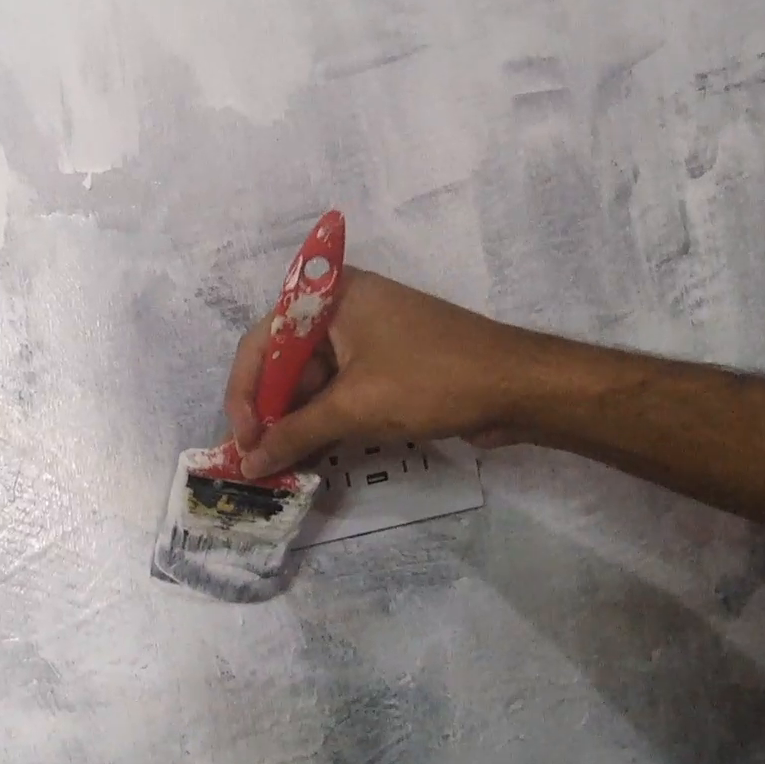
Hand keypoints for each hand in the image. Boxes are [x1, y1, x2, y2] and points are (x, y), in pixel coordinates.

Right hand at [223, 267, 555, 476]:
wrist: (520, 386)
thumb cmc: (431, 380)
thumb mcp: (355, 407)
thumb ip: (294, 434)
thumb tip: (247, 465)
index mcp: (329, 298)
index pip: (261, 342)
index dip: (244, 393)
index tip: (243, 440)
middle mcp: (341, 309)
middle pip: (283, 361)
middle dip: (268, 411)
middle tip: (259, 456)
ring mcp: (364, 335)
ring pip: (310, 379)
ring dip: (294, 420)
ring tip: (281, 461)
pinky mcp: (383, 362)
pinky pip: (337, 388)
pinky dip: (322, 419)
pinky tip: (311, 450)